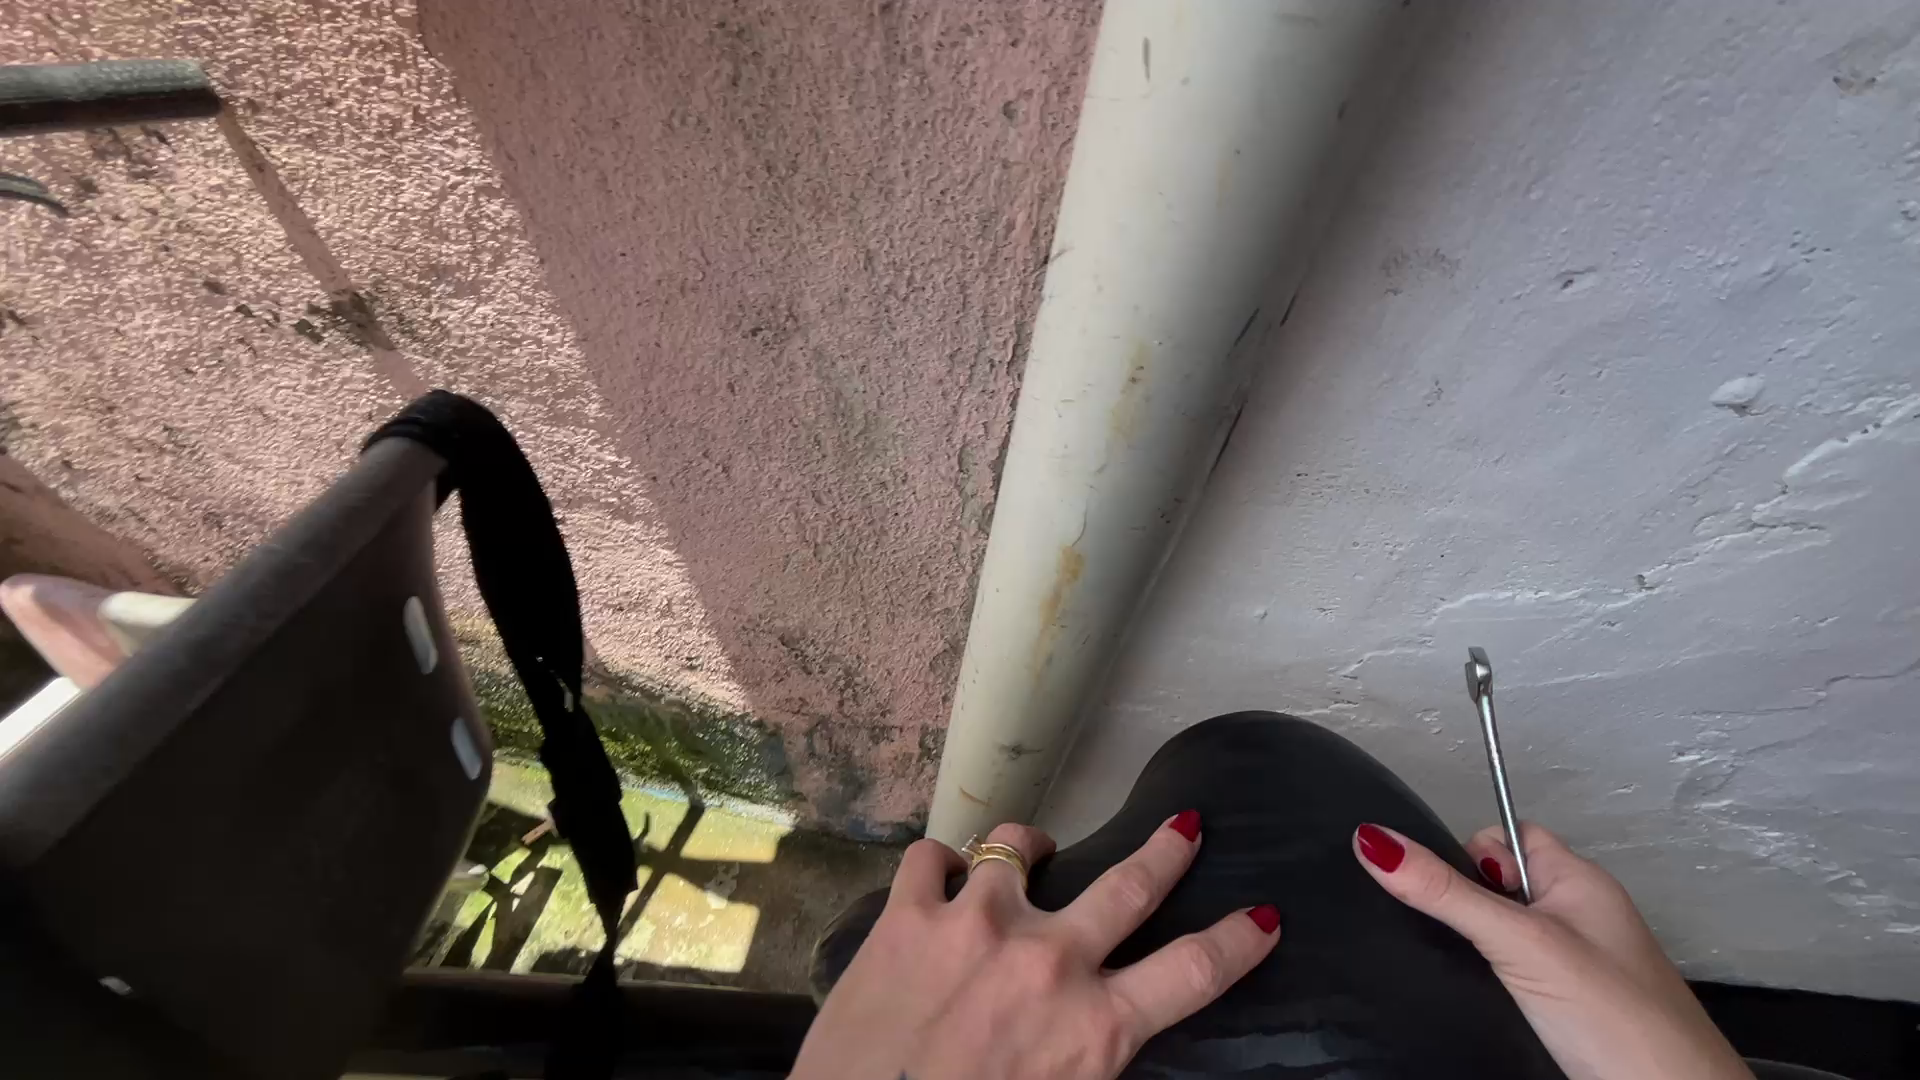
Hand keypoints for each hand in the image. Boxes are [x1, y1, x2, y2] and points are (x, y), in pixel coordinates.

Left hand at [790, 813, 1281, 1079]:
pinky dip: (940, 862)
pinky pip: (932, 855)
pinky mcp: (909, 912)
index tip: (1261, 914)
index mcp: (1090, 1028)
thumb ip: (1094, 1056)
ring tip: (1032, 850)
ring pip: (1016, 845)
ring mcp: (974, 924)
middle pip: (1126, 888)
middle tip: (1185, 824)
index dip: (1235, 944)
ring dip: (1030, 845)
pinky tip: (942, 876)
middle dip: (1165, 853)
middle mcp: (1044, 959)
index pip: (1189, 975)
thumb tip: (1109, 1023)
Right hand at [1352, 820, 1751, 1079]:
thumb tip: (1367, 836)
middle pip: (1497, 879)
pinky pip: (1511, 964)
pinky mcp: (1570, 1003)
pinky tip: (1480, 992)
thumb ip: (1444, 891)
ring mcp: (1579, 962)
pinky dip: (1489, 971)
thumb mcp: (1518, 943)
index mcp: (1580, 881)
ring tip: (1466, 965)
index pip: (1506, 834)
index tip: (1457, 891)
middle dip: (1464, 897)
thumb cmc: (1613, 1016)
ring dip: (1475, 939)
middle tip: (1463, 935)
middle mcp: (1580, 913)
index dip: (1471, 851)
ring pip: (1501, 925)